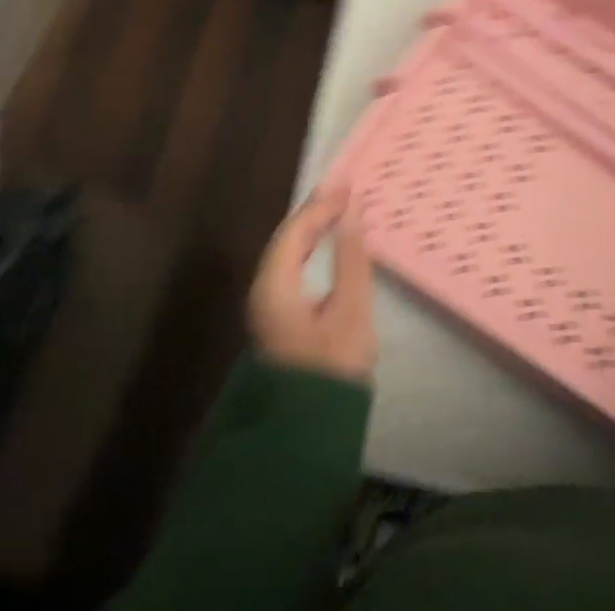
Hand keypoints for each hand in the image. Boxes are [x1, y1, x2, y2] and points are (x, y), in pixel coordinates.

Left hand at [247, 187, 376, 383]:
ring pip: (287, 257)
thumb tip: (351, 215)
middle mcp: (263, 291)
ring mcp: (268, 308)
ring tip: (339, 213)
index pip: (295, 231)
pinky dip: (309, 254)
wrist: (309, 429)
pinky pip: (291, 272)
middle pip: (286, 242)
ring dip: (311, 233)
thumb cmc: (332, 368)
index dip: (321, 206)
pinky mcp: (278, 322)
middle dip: (314, 215)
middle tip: (345, 193)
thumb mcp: (350, 311)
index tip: (348, 185)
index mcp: (274, 285)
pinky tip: (326, 250)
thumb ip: (351, 260)